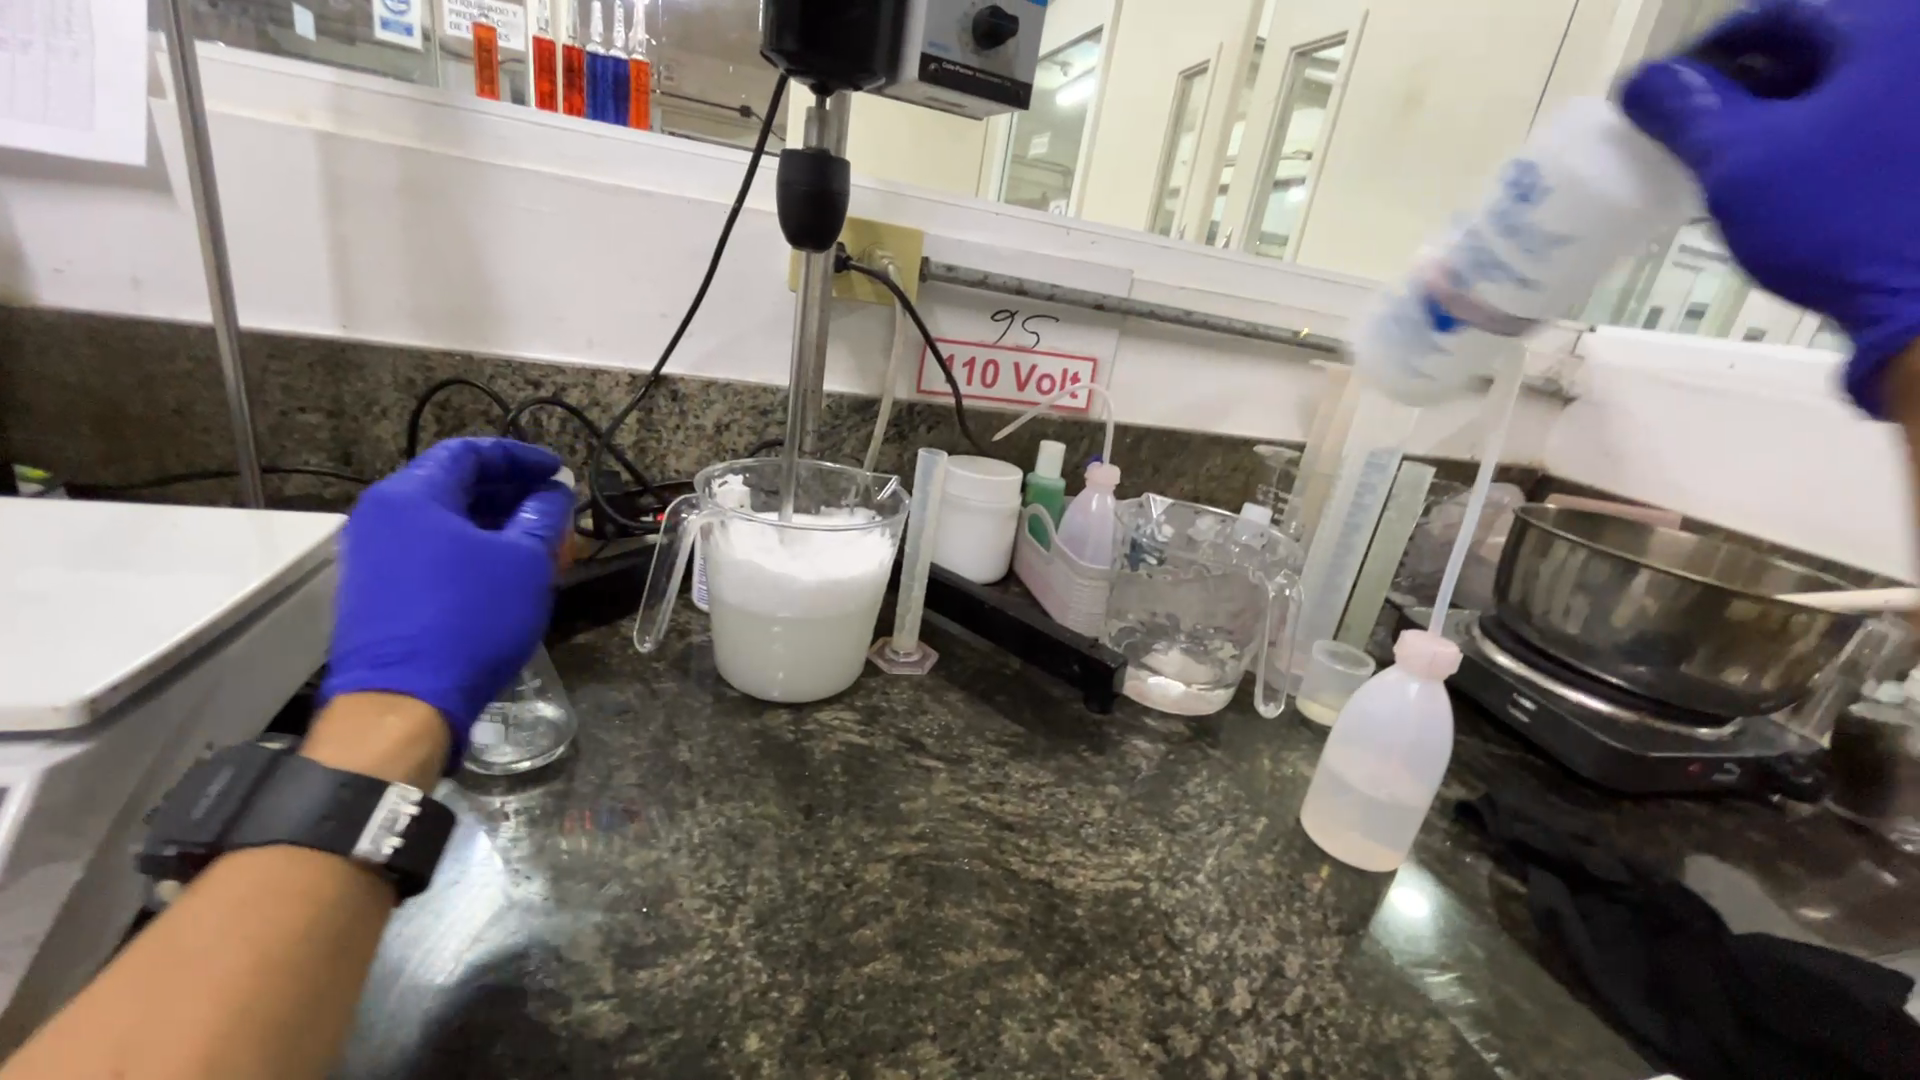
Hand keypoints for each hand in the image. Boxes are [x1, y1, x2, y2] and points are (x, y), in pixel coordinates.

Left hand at [319, 438, 572, 768]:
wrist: (404, 701)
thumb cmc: (471, 618)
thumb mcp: (524, 562)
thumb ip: (542, 516)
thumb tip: (554, 492)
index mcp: (413, 496)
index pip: (469, 452)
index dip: (520, 457)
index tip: (558, 471)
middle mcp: (384, 516)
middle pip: (455, 484)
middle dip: (512, 492)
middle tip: (555, 508)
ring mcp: (375, 555)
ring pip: (445, 521)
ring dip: (496, 524)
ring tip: (541, 542)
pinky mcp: (379, 590)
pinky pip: (432, 550)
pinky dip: (473, 548)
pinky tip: (508, 570)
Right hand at [1620, 0, 1919, 415]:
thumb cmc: (1841, 212)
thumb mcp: (1740, 162)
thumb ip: (1687, 112)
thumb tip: (1642, 81)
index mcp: (1891, 25)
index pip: (1779, 14)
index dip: (1707, 52)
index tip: (1661, 97)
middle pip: (1825, 42)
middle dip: (1749, 82)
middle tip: (1694, 131)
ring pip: (1855, 81)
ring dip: (1789, 110)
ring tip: (1737, 159)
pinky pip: (1882, 116)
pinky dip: (1830, 134)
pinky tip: (1796, 176)